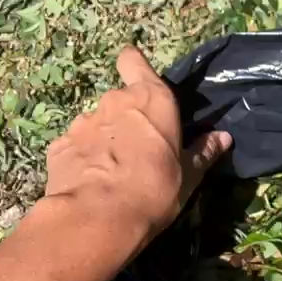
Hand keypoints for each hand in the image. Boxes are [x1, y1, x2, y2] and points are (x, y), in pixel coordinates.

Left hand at [40, 46, 231, 245]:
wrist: (95, 220)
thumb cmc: (154, 189)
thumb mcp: (188, 175)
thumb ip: (203, 152)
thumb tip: (223, 137)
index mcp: (152, 100)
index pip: (134, 61)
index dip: (134, 65)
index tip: (139, 78)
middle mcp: (115, 102)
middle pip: (121, 98)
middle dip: (128, 116)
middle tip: (140, 145)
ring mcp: (82, 123)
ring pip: (97, 122)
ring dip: (105, 137)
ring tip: (113, 167)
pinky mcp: (58, 147)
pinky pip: (76, 145)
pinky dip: (83, 156)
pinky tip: (91, 180)